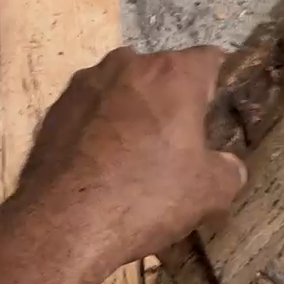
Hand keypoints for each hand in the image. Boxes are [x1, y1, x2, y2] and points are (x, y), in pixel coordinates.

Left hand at [16, 46, 246, 269]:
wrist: (64, 224)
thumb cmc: (147, 197)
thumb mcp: (211, 193)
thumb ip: (229, 170)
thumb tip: (228, 166)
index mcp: (173, 74)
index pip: (212, 59)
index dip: (224, 83)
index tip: (226, 109)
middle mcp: (128, 65)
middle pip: (165, 73)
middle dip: (177, 101)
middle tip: (185, 141)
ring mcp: (85, 84)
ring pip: (125, 90)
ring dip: (137, 112)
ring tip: (140, 155)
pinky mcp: (54, 110)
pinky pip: (93, 112)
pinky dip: (104, 129)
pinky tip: (105, 166)